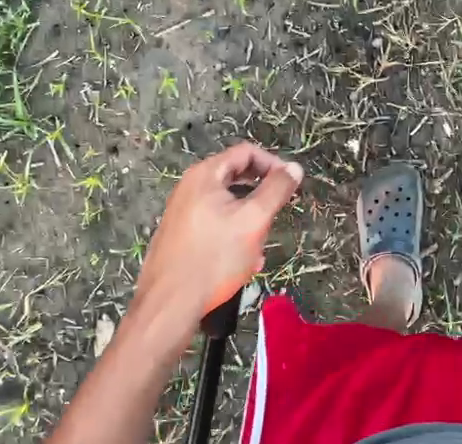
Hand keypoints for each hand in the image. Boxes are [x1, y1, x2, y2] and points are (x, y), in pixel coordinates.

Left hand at [133, 142, 303, 321]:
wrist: (168, 308)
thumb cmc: (214, 258)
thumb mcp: (254, 220)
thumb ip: (277, 189)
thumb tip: (294, 168)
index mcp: (204, 175)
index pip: (246, 153)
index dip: (273, 164)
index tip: (289, 185)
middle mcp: (189, 188)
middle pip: (236, 177)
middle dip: (261, 195)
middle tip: (276, 213)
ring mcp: (181, 213)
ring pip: (227, 204)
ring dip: (249, 219)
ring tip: (260, 245)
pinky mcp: (178, 237)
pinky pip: (213, 224)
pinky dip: (232, 233)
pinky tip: (241, 260)